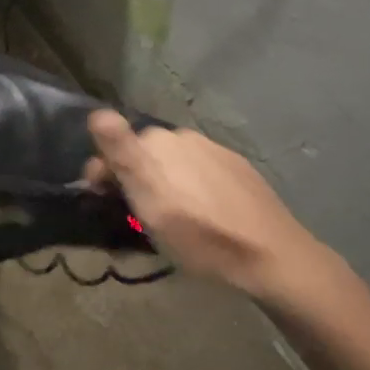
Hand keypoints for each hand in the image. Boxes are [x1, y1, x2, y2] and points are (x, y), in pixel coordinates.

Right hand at [84, 110, 325, 301]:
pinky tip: (200, 213)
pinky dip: (189, 187)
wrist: (271, 257)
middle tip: (135, 216)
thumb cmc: (199, 234)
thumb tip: (97, 112)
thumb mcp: (148, 200)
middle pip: (142, 154)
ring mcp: (215, 151)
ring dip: (161, 183)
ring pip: (171, 163)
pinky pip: (199, 172)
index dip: (103, 175)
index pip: (112, 146)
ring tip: (168, 217)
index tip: (104, 205)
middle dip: (131, 178)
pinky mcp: (239, 169)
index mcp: (157, 141)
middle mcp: (185, 137)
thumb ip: (121, 152)